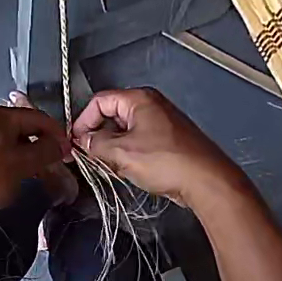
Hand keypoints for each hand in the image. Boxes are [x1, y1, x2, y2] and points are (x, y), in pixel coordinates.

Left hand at [0, 104, 68, 226]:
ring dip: (27, 152)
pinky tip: (15, 172)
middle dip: (42, 143)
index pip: (38, 117)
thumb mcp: (22, 165)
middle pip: (23, 126)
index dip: (57, 134)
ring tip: (38, 170)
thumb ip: (46, 150)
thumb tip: (60, 144)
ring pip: (9, 138)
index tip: (68, 153)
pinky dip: (11, 157)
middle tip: (55, 163)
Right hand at [71, 88, 247, 208]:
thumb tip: (84, 141)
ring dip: (116, 149)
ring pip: (127, 133)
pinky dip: (132, 156)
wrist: (205, 181)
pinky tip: (133, 172)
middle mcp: (153, 106)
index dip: (83, 120)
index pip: (100, 101)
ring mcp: (164, 124)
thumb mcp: (121, 152)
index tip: (75, 141)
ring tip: (115, 167)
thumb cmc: (168, 161)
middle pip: (114, 116)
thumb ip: (96, 144)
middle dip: (100, 137)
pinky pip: (142, 144)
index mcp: (140, 99)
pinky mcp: (171, 142)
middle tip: (92, 157)